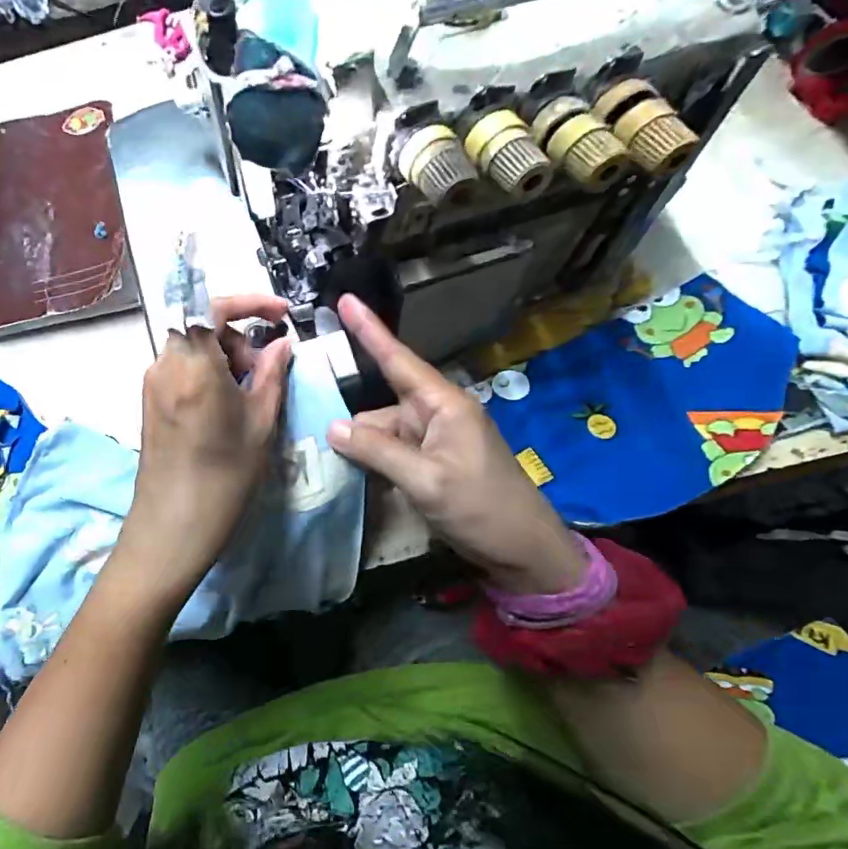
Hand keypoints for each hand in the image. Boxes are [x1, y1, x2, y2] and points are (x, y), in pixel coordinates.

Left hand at [119, 295, 291, 592]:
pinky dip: (208, 374)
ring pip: (192, 348)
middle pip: (201, 326)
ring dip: (224, 358)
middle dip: (238, 338)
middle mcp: (164, 365)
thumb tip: (279, 345)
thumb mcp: (260, 424)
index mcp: (192, 365)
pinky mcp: (149, 403)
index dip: (248, 301)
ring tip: (249, 397)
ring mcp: (152, 384)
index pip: (212, 305)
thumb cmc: (224, 478)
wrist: (172, 528)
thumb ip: (272, 375)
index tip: (279, 314)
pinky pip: (182, 371)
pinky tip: (227, 408)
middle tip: (266, 373)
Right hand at [325, 294, 579, 594]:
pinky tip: (360, 481)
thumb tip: (333, 427)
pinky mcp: (433, 464)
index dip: (369, 330)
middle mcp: (437, 415)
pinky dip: (377, 465)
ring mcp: (435, 441)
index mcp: (444, 405)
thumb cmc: (481, 507)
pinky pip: (393, 454)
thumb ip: (378, 451)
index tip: (345, 300)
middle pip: (381, 408)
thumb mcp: (425, 480)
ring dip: (365, 452)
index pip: (399, 360)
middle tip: (325, 451)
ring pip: (383, 434)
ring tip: (343, 476)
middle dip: (355, 427)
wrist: (522, 548)